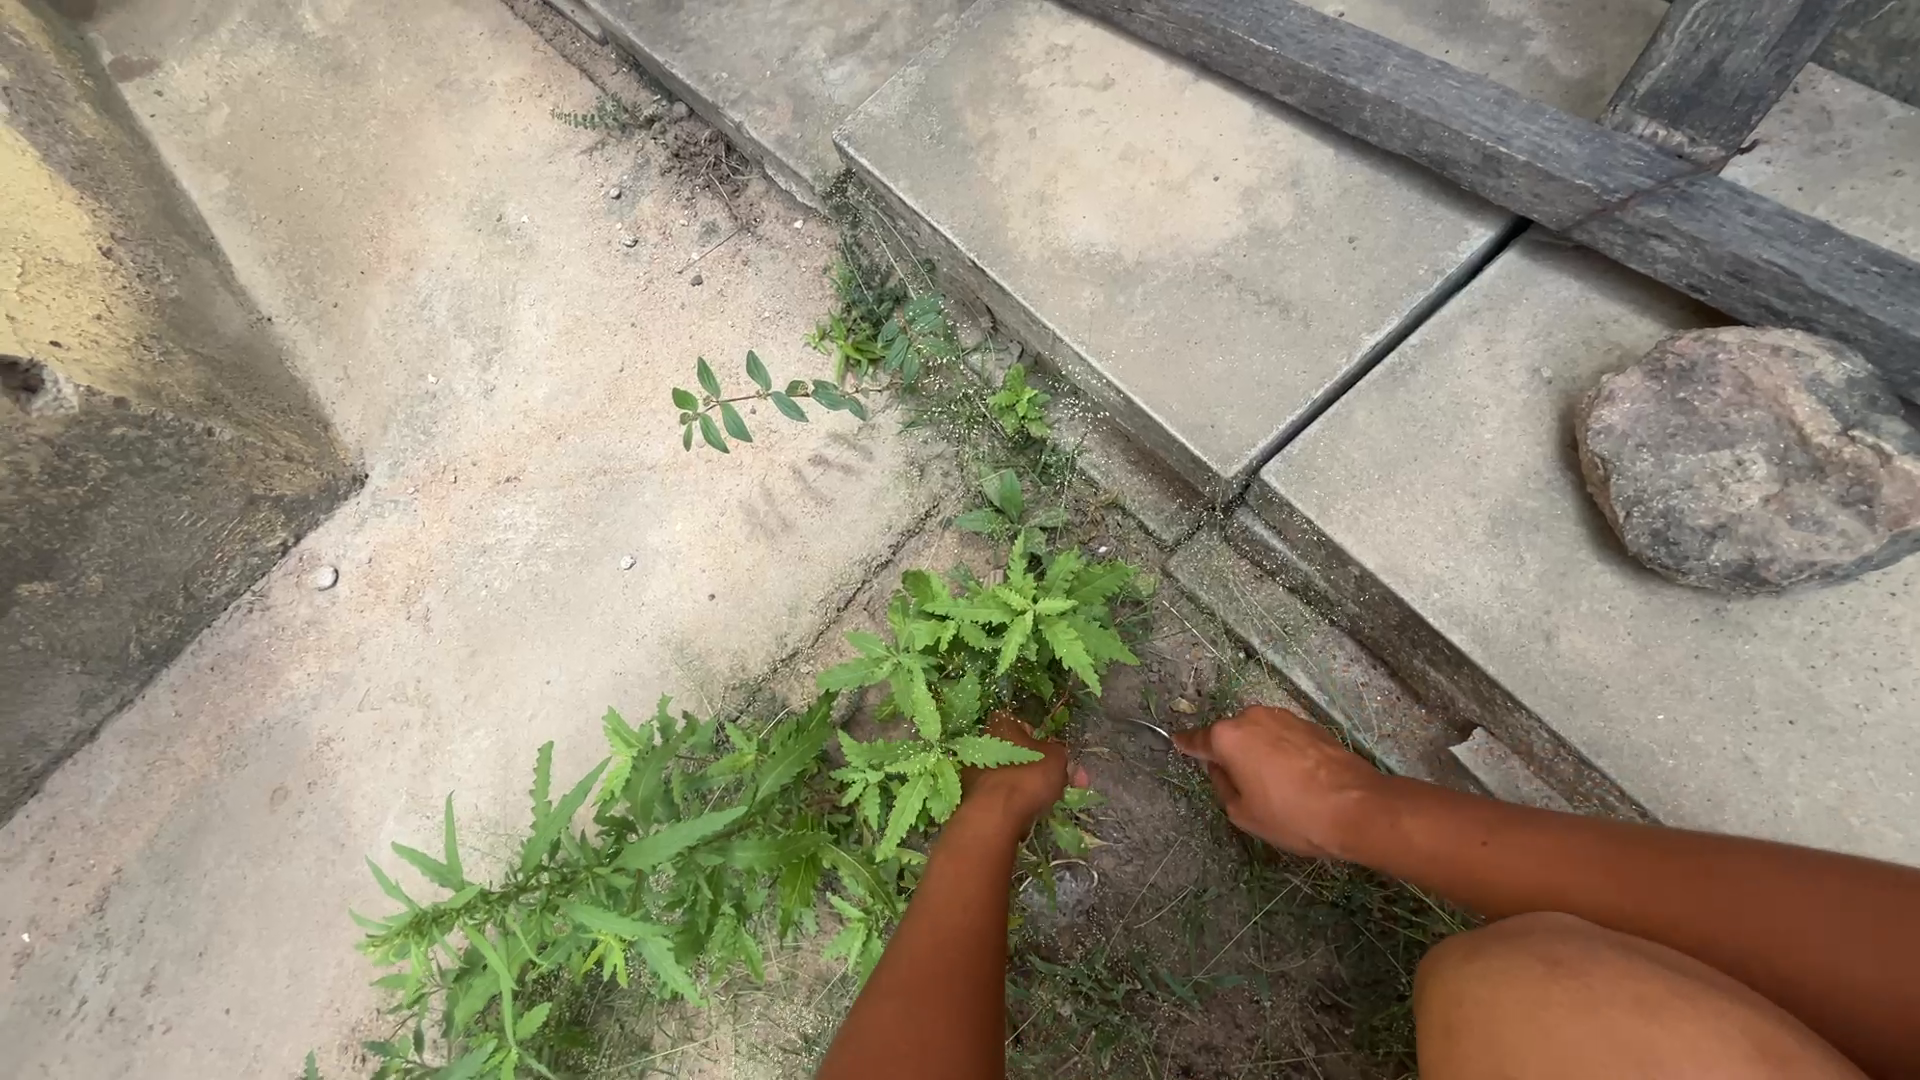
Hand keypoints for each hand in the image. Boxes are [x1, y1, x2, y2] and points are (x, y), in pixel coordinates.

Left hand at [959, 713, 1074, 834]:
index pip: (1025, 726)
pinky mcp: (972, 794)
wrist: (997, 814)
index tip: (1053, 760)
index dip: (1042, 743)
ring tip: (1042, 802)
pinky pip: (999, 793)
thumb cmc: (1028, 776)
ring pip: (1008, 774)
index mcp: (1001, 724)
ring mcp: (974, 768)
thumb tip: (1065, 764)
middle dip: (1035, 767)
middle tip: (1054, 784)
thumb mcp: (1057, 759)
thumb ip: (1061, 756)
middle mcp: (983, 741)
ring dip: (1023, 785)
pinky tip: (1025, 812)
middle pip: (1016, 752)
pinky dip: (1011, 800)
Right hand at [1171, 705, 1383, 859]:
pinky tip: (1297, 778)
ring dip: (1259, 752)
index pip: (1197, 739)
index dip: (1186, 744)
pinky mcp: (1311, 724)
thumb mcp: (1243, 814)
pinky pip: (1284, 736)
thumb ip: (1223, 787)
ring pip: (1259, 734)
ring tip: (1276, 785)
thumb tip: (1223, 769)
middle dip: (1231, 753)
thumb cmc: (1292, 814)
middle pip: (1231, 735)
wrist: (1358, 807)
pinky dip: (1283, 752)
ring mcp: (1283, 717)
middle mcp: (1252, 717)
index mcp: (1228, 737)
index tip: (1177, 742)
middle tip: (1244, 785)